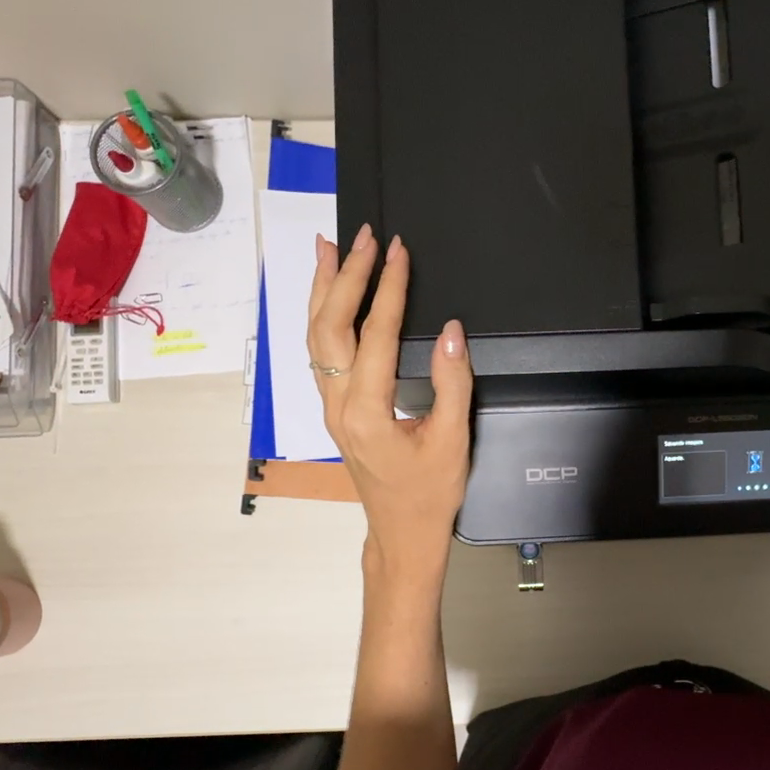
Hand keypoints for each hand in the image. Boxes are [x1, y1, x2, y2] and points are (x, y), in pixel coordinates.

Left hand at [307, 225, 473, 576]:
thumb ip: (452, 383)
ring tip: (328, 249)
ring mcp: (330, 407)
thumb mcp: (452, 441)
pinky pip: (320, 353)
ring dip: (322, 291)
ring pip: (315, 338)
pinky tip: (330, 297)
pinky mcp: (335, 410)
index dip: (388, 290)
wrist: (402, 533)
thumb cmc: (430, 494)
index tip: (398, 252)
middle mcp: (338, 404)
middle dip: (344, 277)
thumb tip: (454, 330)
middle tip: (360, 236)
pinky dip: (322, 317)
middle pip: (329, 327)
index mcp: (367, 411)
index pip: (374, 335)